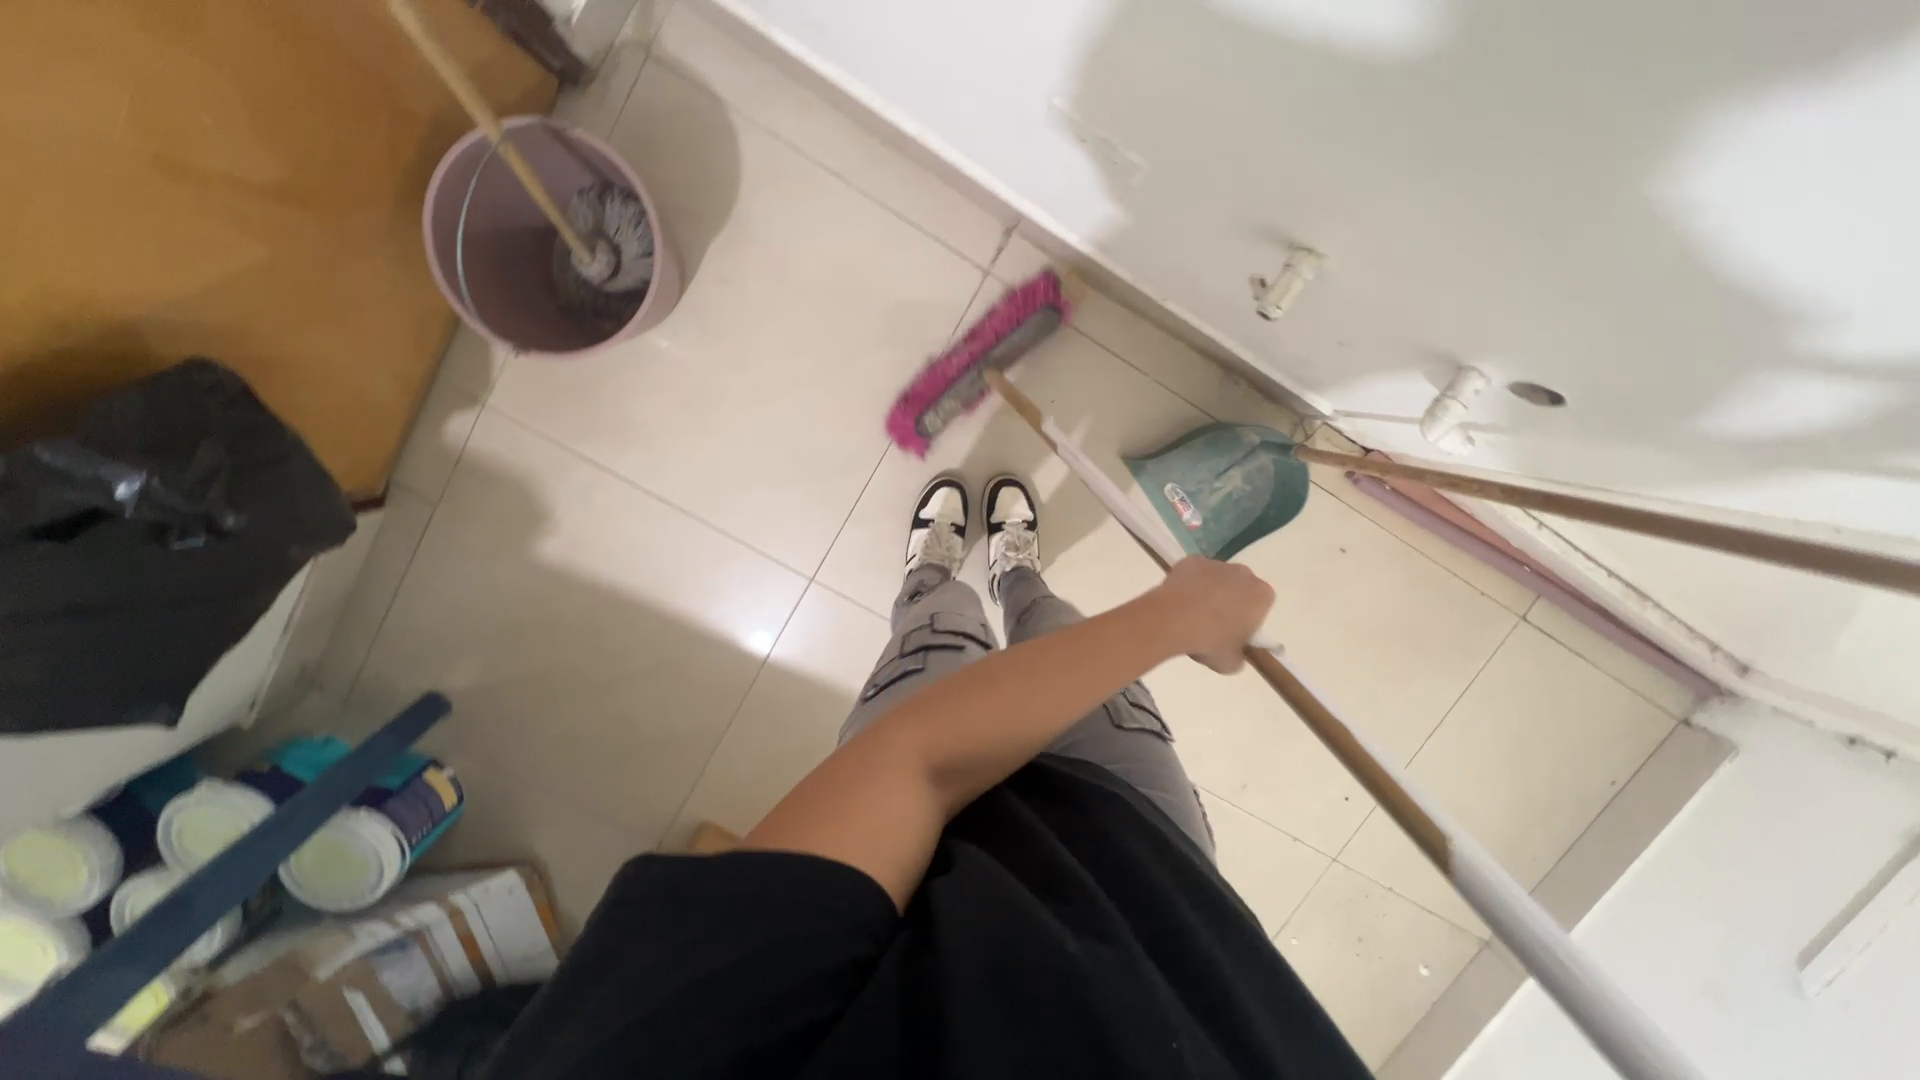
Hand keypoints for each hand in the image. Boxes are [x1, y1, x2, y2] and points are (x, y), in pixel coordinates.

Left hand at [1146, 556, 1275, 673]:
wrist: (1172, 620)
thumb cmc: (1209, 641)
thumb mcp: (1230, 662)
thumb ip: (1238, 656)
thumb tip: (1232, 654)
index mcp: (1261, 595)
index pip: (1261, 607)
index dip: (1248, 621)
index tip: (1233, 634)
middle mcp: (1243, 573)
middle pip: (1240, 589)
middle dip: (1230, 602)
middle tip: (1211, 625)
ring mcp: (1215, 563)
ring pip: (1216, 579)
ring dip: (1208, 592)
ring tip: (1190, 614)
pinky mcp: (1190, 560)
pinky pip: (1193, 574)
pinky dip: (1188, 584)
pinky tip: (1178, 601)